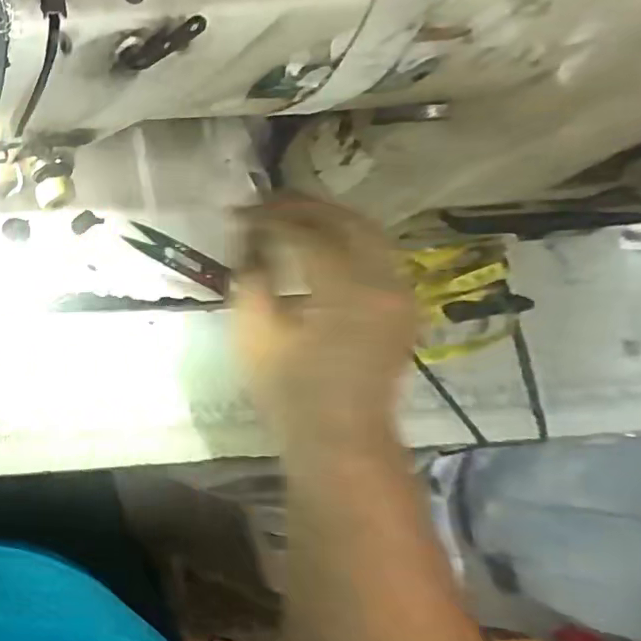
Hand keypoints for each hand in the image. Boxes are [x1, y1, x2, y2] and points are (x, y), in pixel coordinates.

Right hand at [233, 195, 417, 460]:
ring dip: (329, 219)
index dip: (269, 218)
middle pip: (346, 222)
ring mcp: (400, 294)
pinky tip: (321, 244)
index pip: (306, 233)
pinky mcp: (401, 307)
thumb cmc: (289, 392)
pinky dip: (348, 239)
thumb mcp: (254, 336)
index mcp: (345, 289)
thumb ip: (251, 280)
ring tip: (291, 215)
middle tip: (265, 202)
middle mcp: (383, 282)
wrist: (340, 439)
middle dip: (304, 206)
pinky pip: (378, 255)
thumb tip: (250, 243)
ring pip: (369, 234)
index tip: (239, 213)